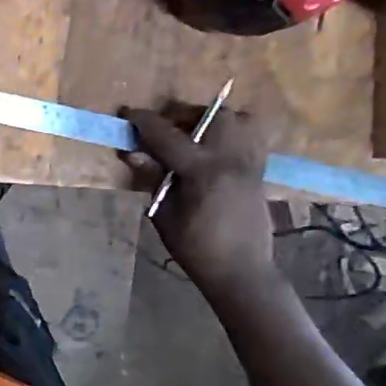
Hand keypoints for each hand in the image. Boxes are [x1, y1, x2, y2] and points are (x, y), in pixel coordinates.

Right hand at [127, 108, 277, 290]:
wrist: (242, 271)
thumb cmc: (197, 249)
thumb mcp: (164, 215)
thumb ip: (152, 179)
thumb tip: (133, 153)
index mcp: (203, 171)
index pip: (168, 135)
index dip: (144, 122)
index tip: (126, 114)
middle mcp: (231, 158)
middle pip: (211, 116)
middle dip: (183, 115)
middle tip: (163, 129)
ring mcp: (250, 162)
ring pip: (236, 120)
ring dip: (211, 120)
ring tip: (191, 135)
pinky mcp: (259, 171)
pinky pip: (249, 136)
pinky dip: (231, 133)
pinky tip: (212, 149)